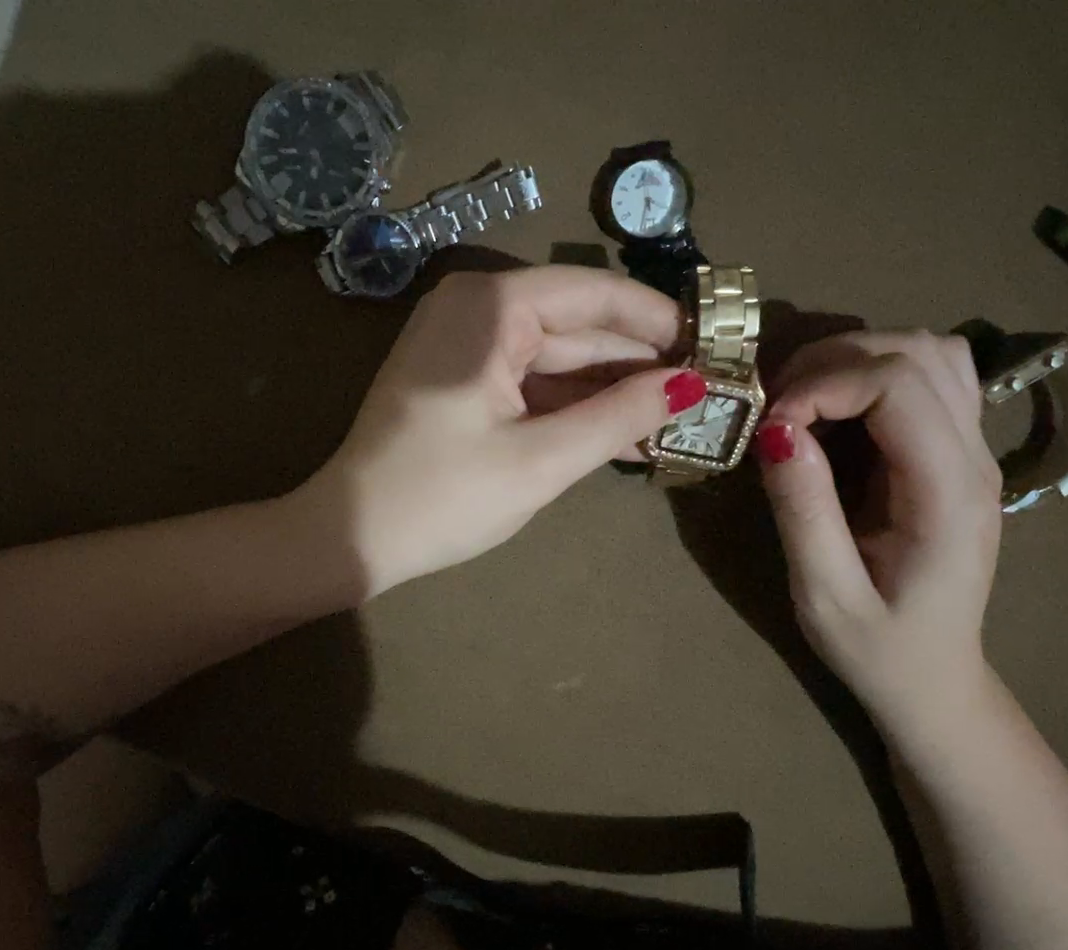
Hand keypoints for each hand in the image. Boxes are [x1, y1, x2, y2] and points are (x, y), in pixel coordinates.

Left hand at [307, 267, 694, 594]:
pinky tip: (625, 434)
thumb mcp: (541, 460)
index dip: (659, 321)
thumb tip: (691, 384)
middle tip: (707, 393)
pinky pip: (530, 380)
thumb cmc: (442, 497)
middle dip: (640, 362)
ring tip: (677, 423)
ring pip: (558, 357)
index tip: (718, 344)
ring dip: (612, 391)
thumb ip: (619, 416)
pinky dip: (572, 406)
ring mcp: (464, 343)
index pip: (596, 294)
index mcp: (492, 307)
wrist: (349, 537)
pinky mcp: (460, 378)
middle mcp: (476, 308)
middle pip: (579, 325)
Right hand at [753, 331, 1003, 714]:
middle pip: (917, 351)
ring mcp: (975, 450)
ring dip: (857, 358)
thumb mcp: (825, 594)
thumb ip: (804, 511)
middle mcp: (974, 457)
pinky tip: (838, 408)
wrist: (935, 679)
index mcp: (947, 494)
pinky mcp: (957, 453)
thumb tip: (774, 429)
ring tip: (802, 398)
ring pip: (930, 351)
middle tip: (775, 405)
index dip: (824, 385)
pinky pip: (931, 378)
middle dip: (832, 362)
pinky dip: (877, 372)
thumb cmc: (878, 649)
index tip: (770, 424)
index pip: (899, 385)